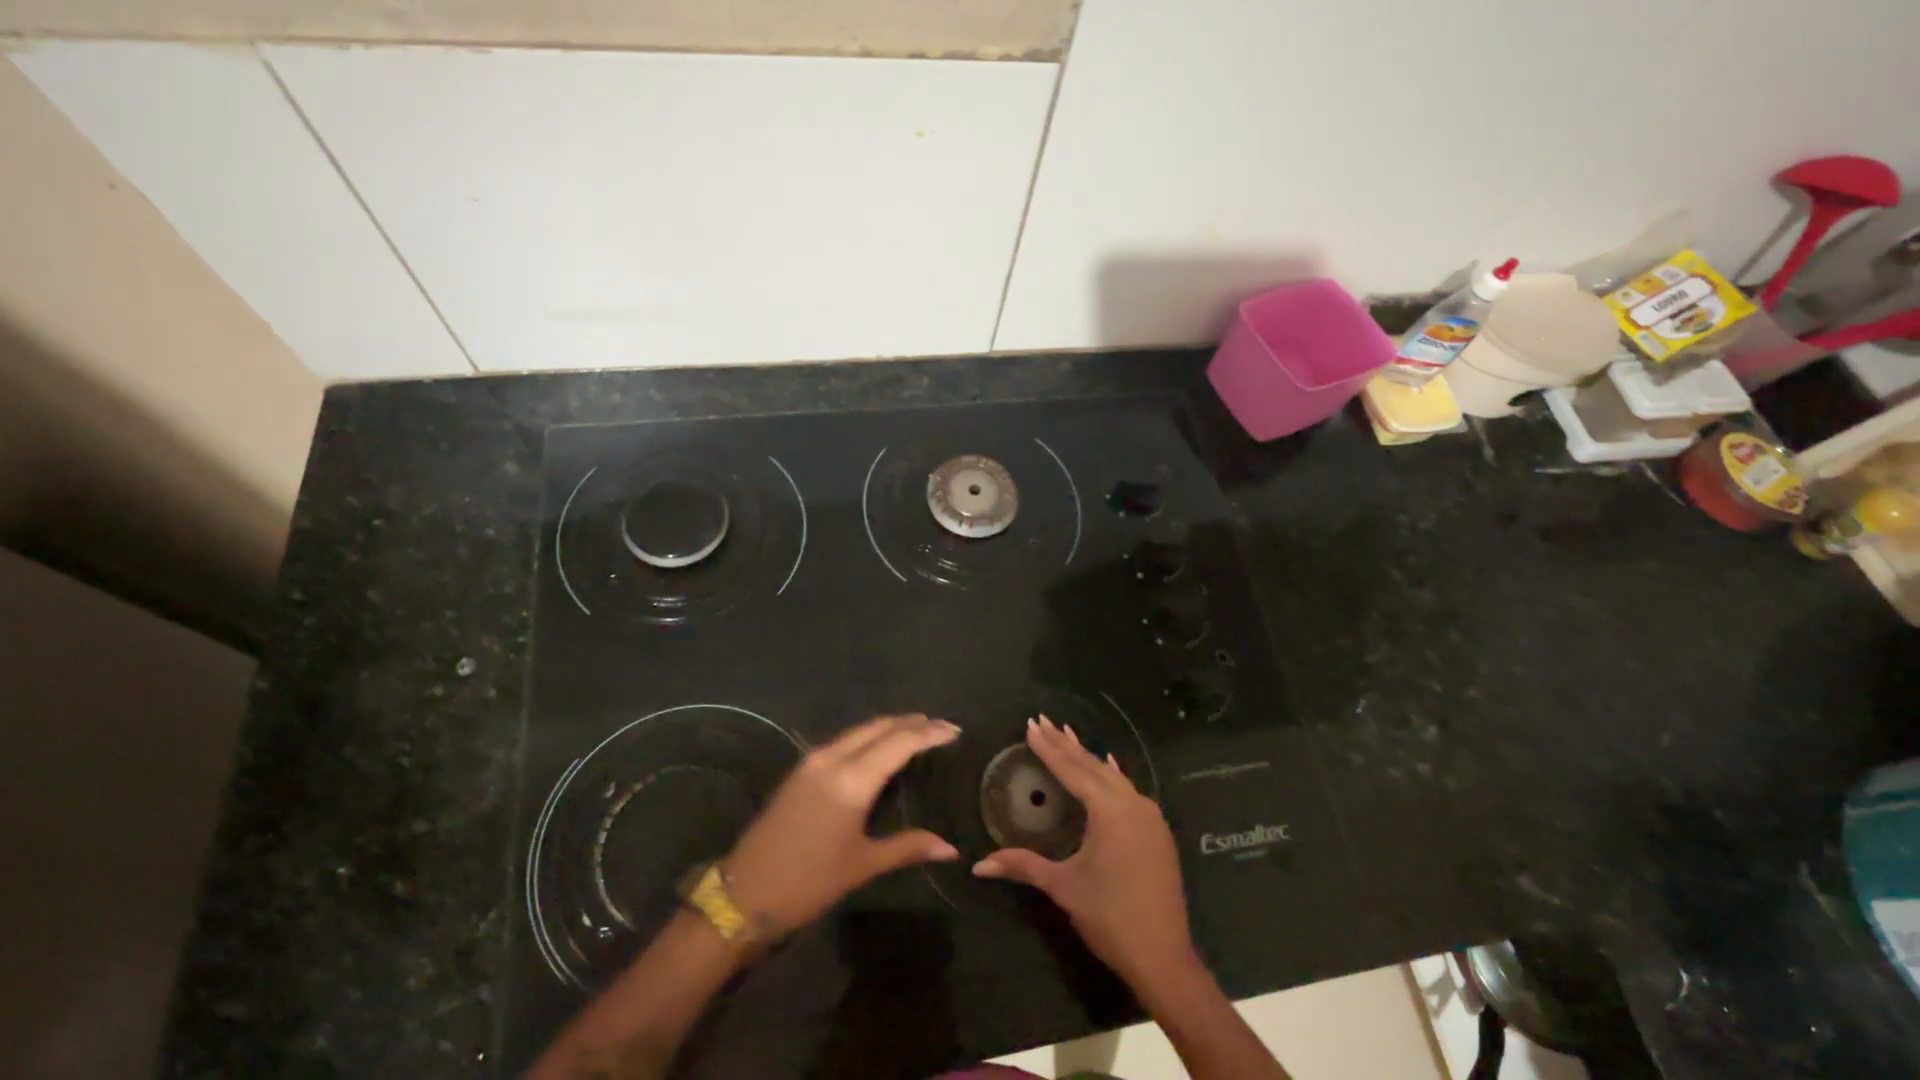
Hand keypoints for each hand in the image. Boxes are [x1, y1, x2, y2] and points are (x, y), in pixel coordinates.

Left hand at [724, 713, 959, 934]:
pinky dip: (869, 738)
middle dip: (911, 723)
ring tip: (918, 731)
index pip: (899, 742)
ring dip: (889, 727)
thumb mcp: (862, 865)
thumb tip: (951, 848)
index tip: (955, 730)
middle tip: (940, 726)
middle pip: (878, 728)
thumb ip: (907, 847)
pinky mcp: (800, 771)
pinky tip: (881, 749)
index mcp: (851, 780)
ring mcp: (811, 762)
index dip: (929, 733)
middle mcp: (831, 760)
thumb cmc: (809, 882)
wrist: (745, 893)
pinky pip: (843, 742)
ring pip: (858, 731)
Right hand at [972, 716, 1196, 983]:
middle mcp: (1134, 805)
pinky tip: (1109, 767)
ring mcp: (1151, 819)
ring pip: (1115, 778)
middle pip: (1095, 768)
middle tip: (1043, 722)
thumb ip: (1023, 866)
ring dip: (1089, 759)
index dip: (1049, 748)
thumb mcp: (1063, 887)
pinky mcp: (1158, 834)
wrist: (1163, 955)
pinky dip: (1112, 777)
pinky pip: (1130, 792)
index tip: (1031, 725)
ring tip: (1068, 737)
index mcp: (1111, 812)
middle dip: (1067, 745)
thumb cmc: (1110, 917)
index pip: (1073, 771)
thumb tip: (978, 865)